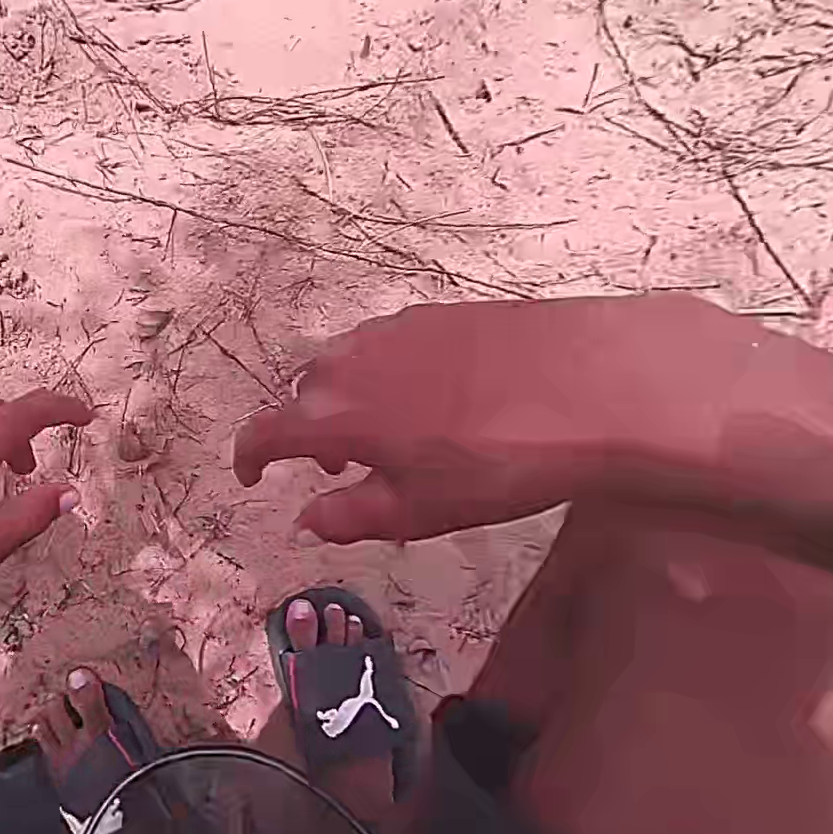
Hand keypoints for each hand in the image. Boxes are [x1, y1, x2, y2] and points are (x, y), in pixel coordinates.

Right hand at [233, 295, 791, 543]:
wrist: (583, 383)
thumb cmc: (494, 463)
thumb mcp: (421, 509)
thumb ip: (351, 515)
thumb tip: (305, 520)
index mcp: (333, 416)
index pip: (263, 431)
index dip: (248, 456)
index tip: (252, 476)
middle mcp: (344, 364)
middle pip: (300, 396)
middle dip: (306, 432)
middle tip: (342, 466)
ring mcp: (383, 332)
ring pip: (338, 367)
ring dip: (341, 400)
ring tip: (385, 430)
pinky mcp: (422, 313)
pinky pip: (377, 346)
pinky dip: (377, 373)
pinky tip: (425, 392)